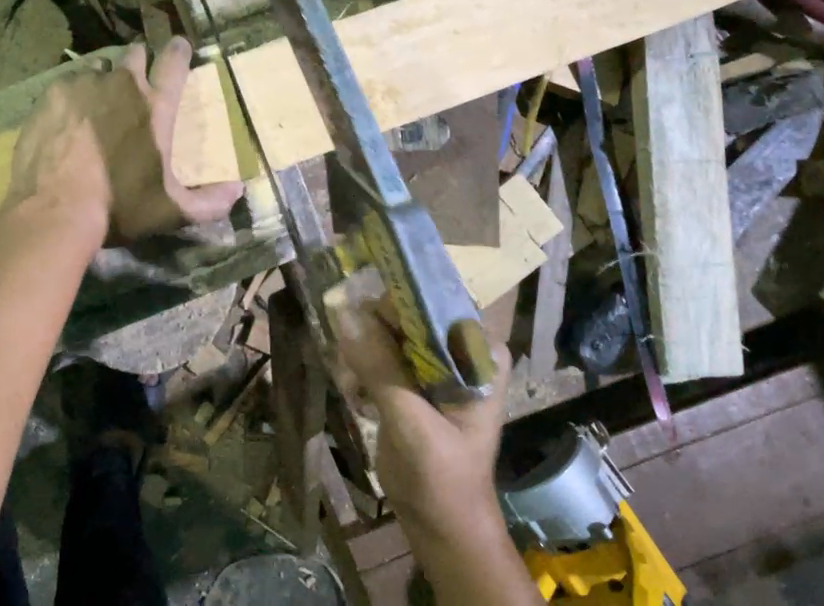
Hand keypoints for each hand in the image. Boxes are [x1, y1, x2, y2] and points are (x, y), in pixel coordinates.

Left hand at [7, 37, 243, 238]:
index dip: (179, 50)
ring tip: (96, 98)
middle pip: (135, 54)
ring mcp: (84, 84)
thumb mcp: (172, 211)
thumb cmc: (119, 207)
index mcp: (156, 106)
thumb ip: (210, 201)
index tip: (179, 45)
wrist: (55, 210)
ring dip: (101, 76)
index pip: (175, 62)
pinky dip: (71, 93)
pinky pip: (66, 82)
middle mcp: (122, 84)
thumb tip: (239, 190)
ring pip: (98, 66)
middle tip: (134, 76)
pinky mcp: (52, 93)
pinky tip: (66, 114)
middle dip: (138, 60)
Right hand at [328, 289, 512, 542]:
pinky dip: (360, 363)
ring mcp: (434, 364)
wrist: (442, 527)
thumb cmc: (442, 479)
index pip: (437, 300)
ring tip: (352, 380)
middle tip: (348, 352)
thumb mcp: (411, 423)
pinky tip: (354, 392)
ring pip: (386, 328)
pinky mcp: (411, 379)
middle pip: (407, 310)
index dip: (397, 295)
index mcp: (480, 354)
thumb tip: (343, 313)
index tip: (359, 304)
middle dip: (373, 326)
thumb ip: (380, 367)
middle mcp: (460, 350)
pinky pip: (378, 350)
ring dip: (361, 347)